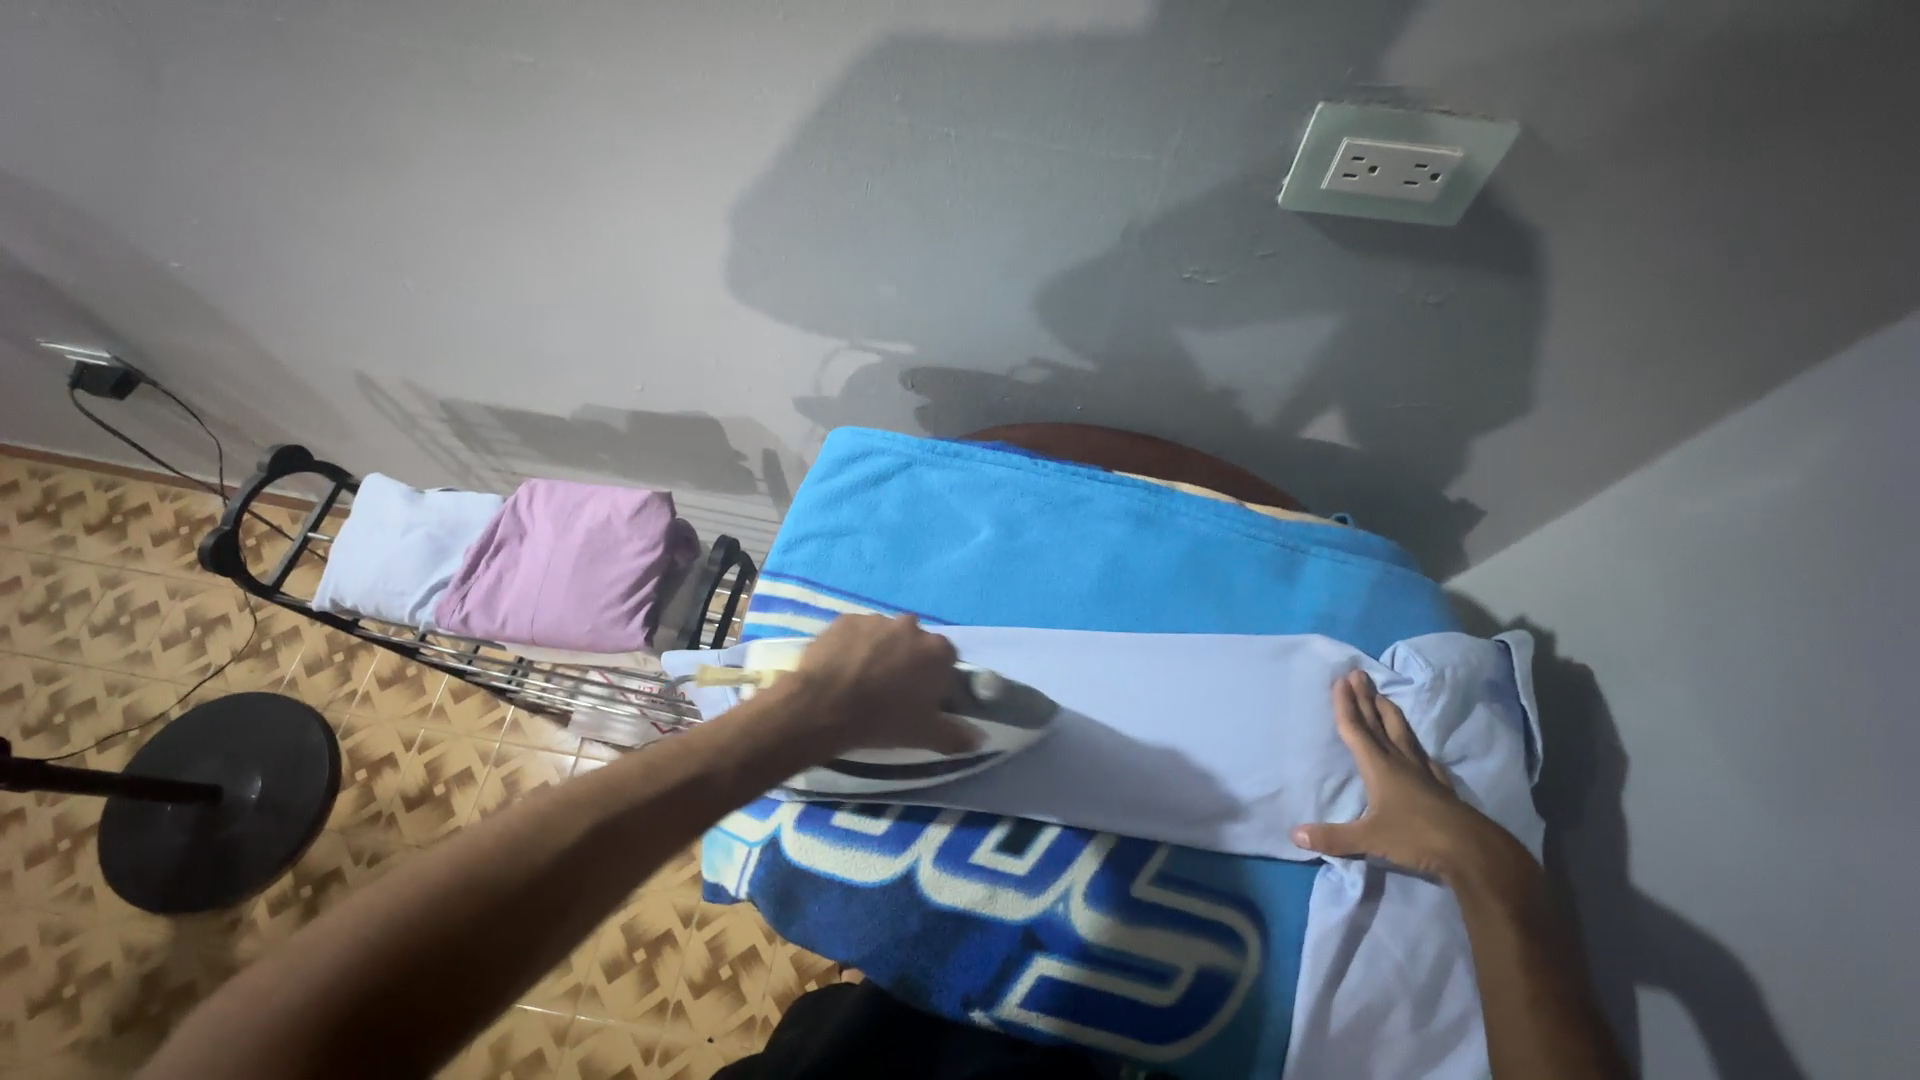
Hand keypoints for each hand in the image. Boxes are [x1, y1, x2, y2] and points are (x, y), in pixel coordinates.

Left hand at [775, 614, 980, 756]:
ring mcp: (877, 619)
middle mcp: (911, 626)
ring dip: (880, 652)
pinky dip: (854, 647)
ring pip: (885, 636)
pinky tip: (842, 669)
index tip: (921, 698)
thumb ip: (957, 735)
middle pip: (915, 644)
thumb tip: (981, 739)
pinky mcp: (846, 620)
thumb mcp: (924, 734)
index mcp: (937, 650)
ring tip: (862, 681)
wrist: (823, 707)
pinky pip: (856, 633)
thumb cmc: (883, 720)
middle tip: (890, 691)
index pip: (946, 661)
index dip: (935, 679)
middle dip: (908, 662)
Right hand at [1293, 669, 1508, 880]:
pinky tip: (1419, 749)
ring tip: (1383, 696)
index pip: (1356, 730)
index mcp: (1379, 767)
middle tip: (1359, 674)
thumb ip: (1332, 837)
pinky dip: (1415, 746)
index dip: (1346, 705)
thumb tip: (1295, 834)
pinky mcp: (1440, 786)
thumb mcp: (1369, 839)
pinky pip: (1423, 757)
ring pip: (1403, 734)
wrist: (1472, 851)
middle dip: (1366, 699)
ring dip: (1390, 713)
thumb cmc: (1416, 838)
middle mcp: (1400, 762)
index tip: (1341, 681)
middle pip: (1379, 724)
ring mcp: (1423, 772)